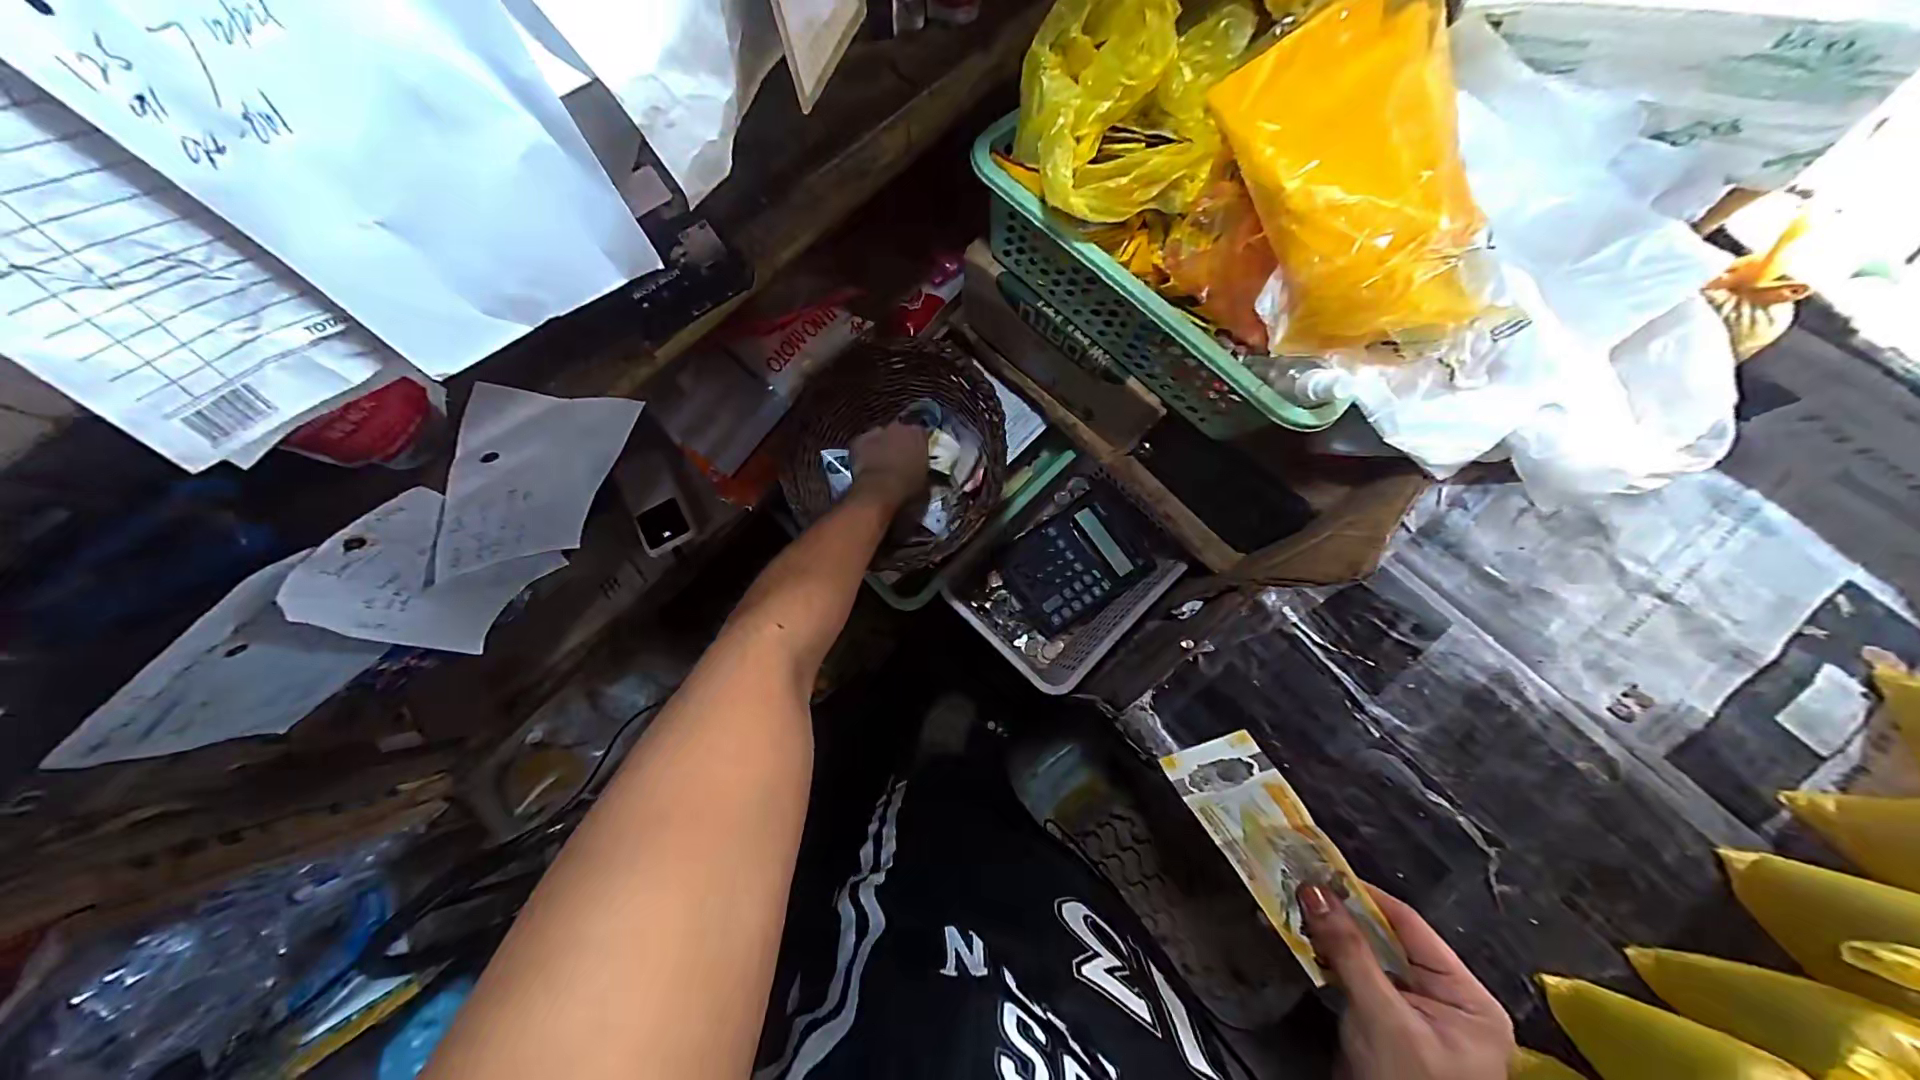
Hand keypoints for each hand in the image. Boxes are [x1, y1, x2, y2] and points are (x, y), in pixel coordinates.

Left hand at [849, 422, 929, 507]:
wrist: (880, 490)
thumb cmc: (907, 486)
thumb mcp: (925, 481)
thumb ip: (924, 470)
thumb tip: (922, 473)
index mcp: (918, 433)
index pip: (921, 433)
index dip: (918, 445)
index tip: (917, 455)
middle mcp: (898, 427)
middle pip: (899, 431)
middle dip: (899, 442)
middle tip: (898, 458)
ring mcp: (877, 431)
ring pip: (880, 436)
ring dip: (881, 445)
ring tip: (881, 462)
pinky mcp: (859, 440)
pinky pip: (864, 444)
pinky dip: (865, 451)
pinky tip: (866, 465)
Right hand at [1300, 883, 1512, 1079]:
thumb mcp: (1380, 1016)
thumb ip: (1349, 950)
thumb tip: (1315, 889)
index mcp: (1468, 999)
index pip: (1411, 926)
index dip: (1364, 894)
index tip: (1320, 870)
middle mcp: (1447, 1000)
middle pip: (1389, 939)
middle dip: (1343, 914)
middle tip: (1301, 886)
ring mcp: (1416, 1013)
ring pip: (1370, 956)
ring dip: (1333, 934)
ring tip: (1297, 907)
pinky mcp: (1386, 1024)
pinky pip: (1359, 978)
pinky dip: (1331, 959)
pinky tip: (1305, 941)